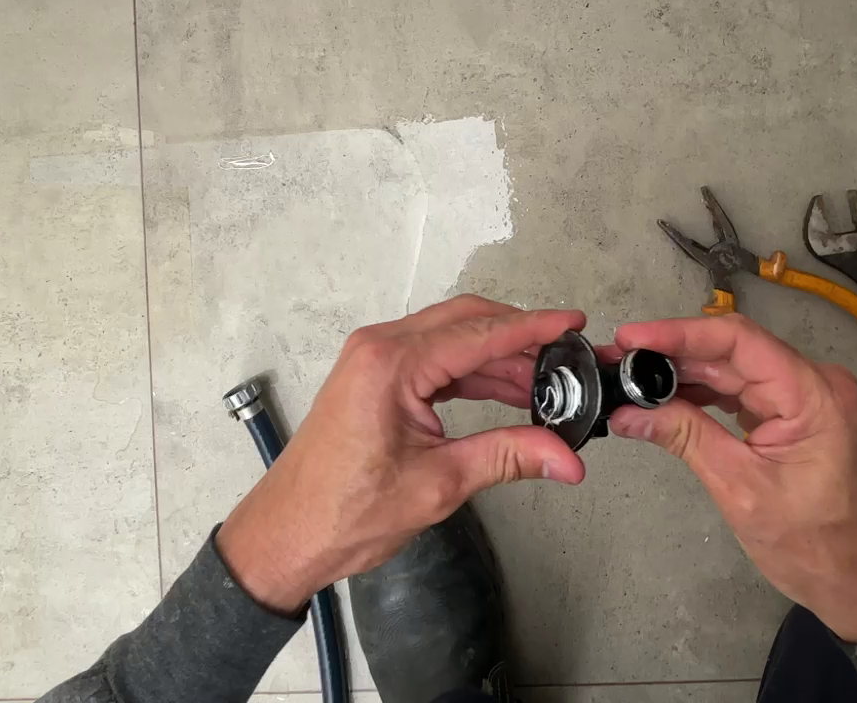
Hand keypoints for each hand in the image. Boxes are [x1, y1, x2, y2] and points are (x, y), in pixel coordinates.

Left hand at [216, 296, 587, 612]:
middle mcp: (381, 346)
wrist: (285, 535)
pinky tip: (505, 389)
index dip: (532, 328)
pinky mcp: (377, 374)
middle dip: (519, 335)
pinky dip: (472, 370)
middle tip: (564, 353)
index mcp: (391, 363)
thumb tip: (565, 457)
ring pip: (452, 337)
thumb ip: (507, 457)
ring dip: (498, 356)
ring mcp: (375, 357)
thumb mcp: (437, 485)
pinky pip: (435, 357)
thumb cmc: (344, 512)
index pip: (479, 334)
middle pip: (466, 322)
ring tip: (544, 381)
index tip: (571, 323)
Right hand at [605, 315, 856, 640]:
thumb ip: (684, 437)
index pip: (738, 340)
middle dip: (673, 352)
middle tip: (619, 357)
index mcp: (814, 394)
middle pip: (732, 349)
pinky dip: (703, 389)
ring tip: (632, 374)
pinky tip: (666, 392)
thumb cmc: (811, 545)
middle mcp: (814, 381)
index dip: (680, 332)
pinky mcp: (793, 409)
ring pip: (732, 365)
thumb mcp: (740, 489)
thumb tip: (625, 412)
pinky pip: (741, 386)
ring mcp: (805, 394)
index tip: (632, 338)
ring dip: (683, 370)